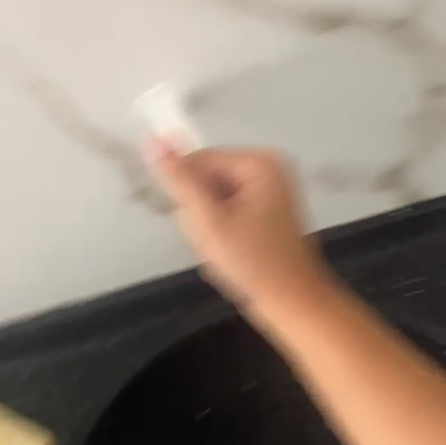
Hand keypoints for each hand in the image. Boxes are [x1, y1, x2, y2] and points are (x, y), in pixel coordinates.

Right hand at [147, 142, 335, 316]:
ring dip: (210, 227)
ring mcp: (270, 191)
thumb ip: (180, 180)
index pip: (199, 161)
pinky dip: (223, 234)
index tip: (202, 226)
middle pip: (207, 180)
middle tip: (217, 243)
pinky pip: (228, 213)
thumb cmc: (252, 263)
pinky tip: (233, 253)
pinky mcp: (267, 212)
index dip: (190, 196)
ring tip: (226, 251)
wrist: (293, 303)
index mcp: (259, 162)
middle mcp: (268, 168)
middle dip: (203, 213)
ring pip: (214, 200)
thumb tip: (152, 140)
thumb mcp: (209, 220)